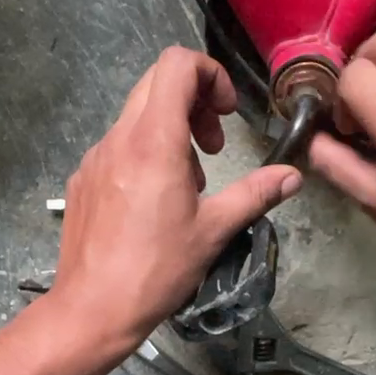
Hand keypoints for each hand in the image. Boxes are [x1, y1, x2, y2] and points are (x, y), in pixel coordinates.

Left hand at [49, 47, 302, 354]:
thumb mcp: (213, 231)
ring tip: (187, 185)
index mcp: (154, 141)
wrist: (92, 309)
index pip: (177, 65)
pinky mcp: (83, 180)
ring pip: (136, 118)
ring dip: (171, 133)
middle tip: (214, 147)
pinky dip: (144, 157)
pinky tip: (153, 205)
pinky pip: (118, 148)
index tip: (226, 115)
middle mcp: (119, 138)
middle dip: (194, 103)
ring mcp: (95, 158)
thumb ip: (254, 194)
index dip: (210, 75)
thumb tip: (292, 176)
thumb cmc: (156, 270)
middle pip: (157, 84)